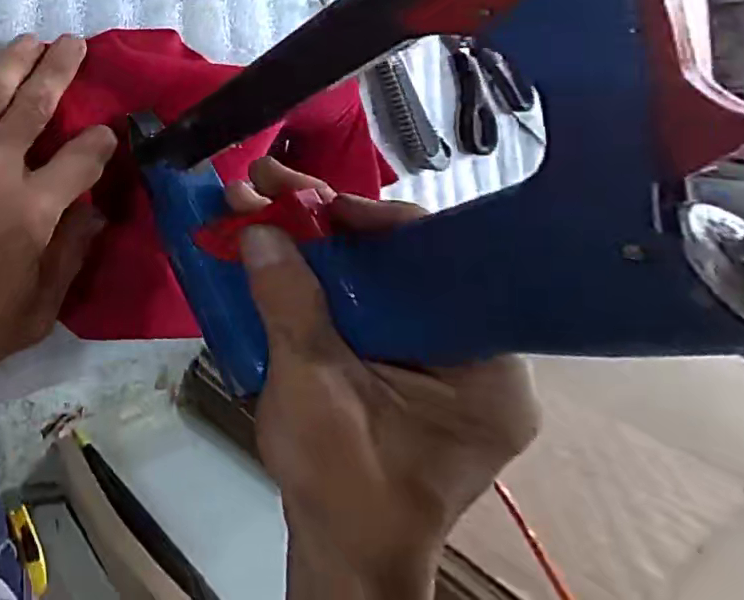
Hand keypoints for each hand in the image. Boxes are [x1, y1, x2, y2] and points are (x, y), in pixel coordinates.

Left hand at [0, 35, 116, 402]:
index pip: (81, 158)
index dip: (101, 139)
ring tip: (31, 39)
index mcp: (30, 213)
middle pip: (36, 106)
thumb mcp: (34, 314)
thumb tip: (97, 213)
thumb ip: (70, 258)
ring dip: (14, 60)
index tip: (107, 130)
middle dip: (61, 70)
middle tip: (74, 43)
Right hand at [230, 159, 539, 596]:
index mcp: (484, 368)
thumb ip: (290, 307)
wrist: (337, 560)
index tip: (321, 200)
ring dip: (314, 244)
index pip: (442, 266)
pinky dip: (315, 277)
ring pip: (374, 279)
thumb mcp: (313, 393)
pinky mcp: (396, 363)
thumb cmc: (342, 490)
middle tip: (274, 184)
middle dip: (330, 224)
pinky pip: (360, 304)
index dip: (378, 223)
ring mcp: (431, 358)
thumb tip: (259, 230)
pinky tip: (275, 249)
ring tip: (261, 205)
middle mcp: (469, 354)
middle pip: (400, 264)